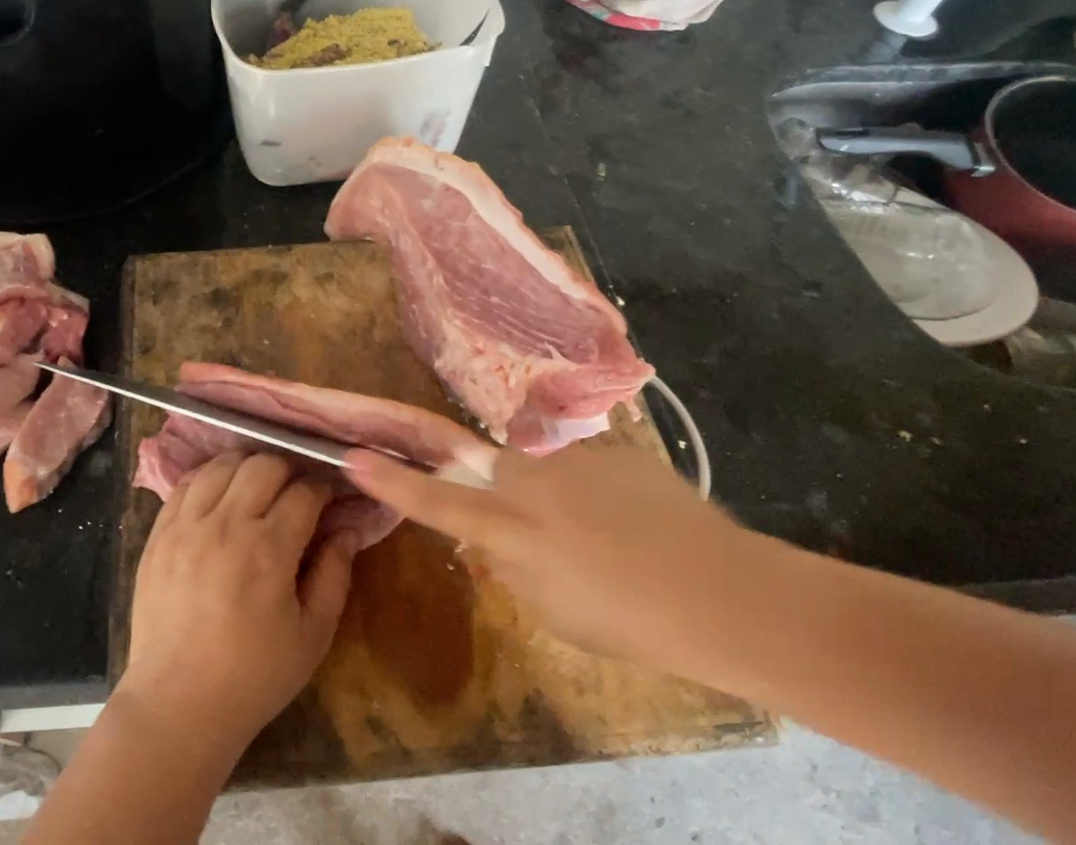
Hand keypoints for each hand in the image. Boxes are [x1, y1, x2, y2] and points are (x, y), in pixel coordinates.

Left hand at [118, 452, 356, 753]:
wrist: (179, 703)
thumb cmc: (255, 675)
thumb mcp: (314, 633)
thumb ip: (334, 573)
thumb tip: (347, 529)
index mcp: (268, 548)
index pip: (304, 491)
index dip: (324, 489)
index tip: (330, 498)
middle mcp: (224, 525)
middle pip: (262, 464)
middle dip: (288, 469)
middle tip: (297, 491)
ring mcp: (184, 527)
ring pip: (220, 465)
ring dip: (247, 467)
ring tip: (258, 487)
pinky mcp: (157, 536)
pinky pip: (183, 485)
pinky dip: (208, 479)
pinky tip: (220, 494)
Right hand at [345, 443, 751, 658]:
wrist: (722, 592)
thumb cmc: (630, 623)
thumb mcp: (553, 611)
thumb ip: (509, 569)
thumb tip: (486, 544)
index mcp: (513, 531)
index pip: (436, 503)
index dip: (392, 482)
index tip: (353, 456)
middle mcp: (535, 484)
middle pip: (488, 468)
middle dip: (496, 489)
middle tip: (531, 527)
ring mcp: (576, 461)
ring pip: (538, 465)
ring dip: (548, 491)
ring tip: (595, 531)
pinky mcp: (614, 451)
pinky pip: (581, 465)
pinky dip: (590, 490)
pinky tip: (628, 522)